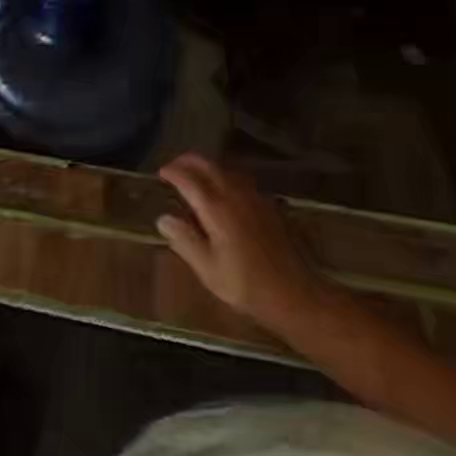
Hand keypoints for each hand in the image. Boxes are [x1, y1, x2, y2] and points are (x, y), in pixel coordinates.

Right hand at [157, 154, 324, 328]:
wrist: (294, 294)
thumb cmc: (246, 285)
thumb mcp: (208, 269)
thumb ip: (184, 240)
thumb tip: (163, 218)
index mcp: (217, 209)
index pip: (189, 180)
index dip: (173, 172)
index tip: (160, 173)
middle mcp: (235, 196)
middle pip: (209, 165)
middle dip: (188, 161)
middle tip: (173, 167)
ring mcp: (254, 198)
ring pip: (226, 169)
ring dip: (206, 166)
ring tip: (193, 175)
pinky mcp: (267, 205)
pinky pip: (240, 179)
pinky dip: (224, 175)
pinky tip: (222, 189)